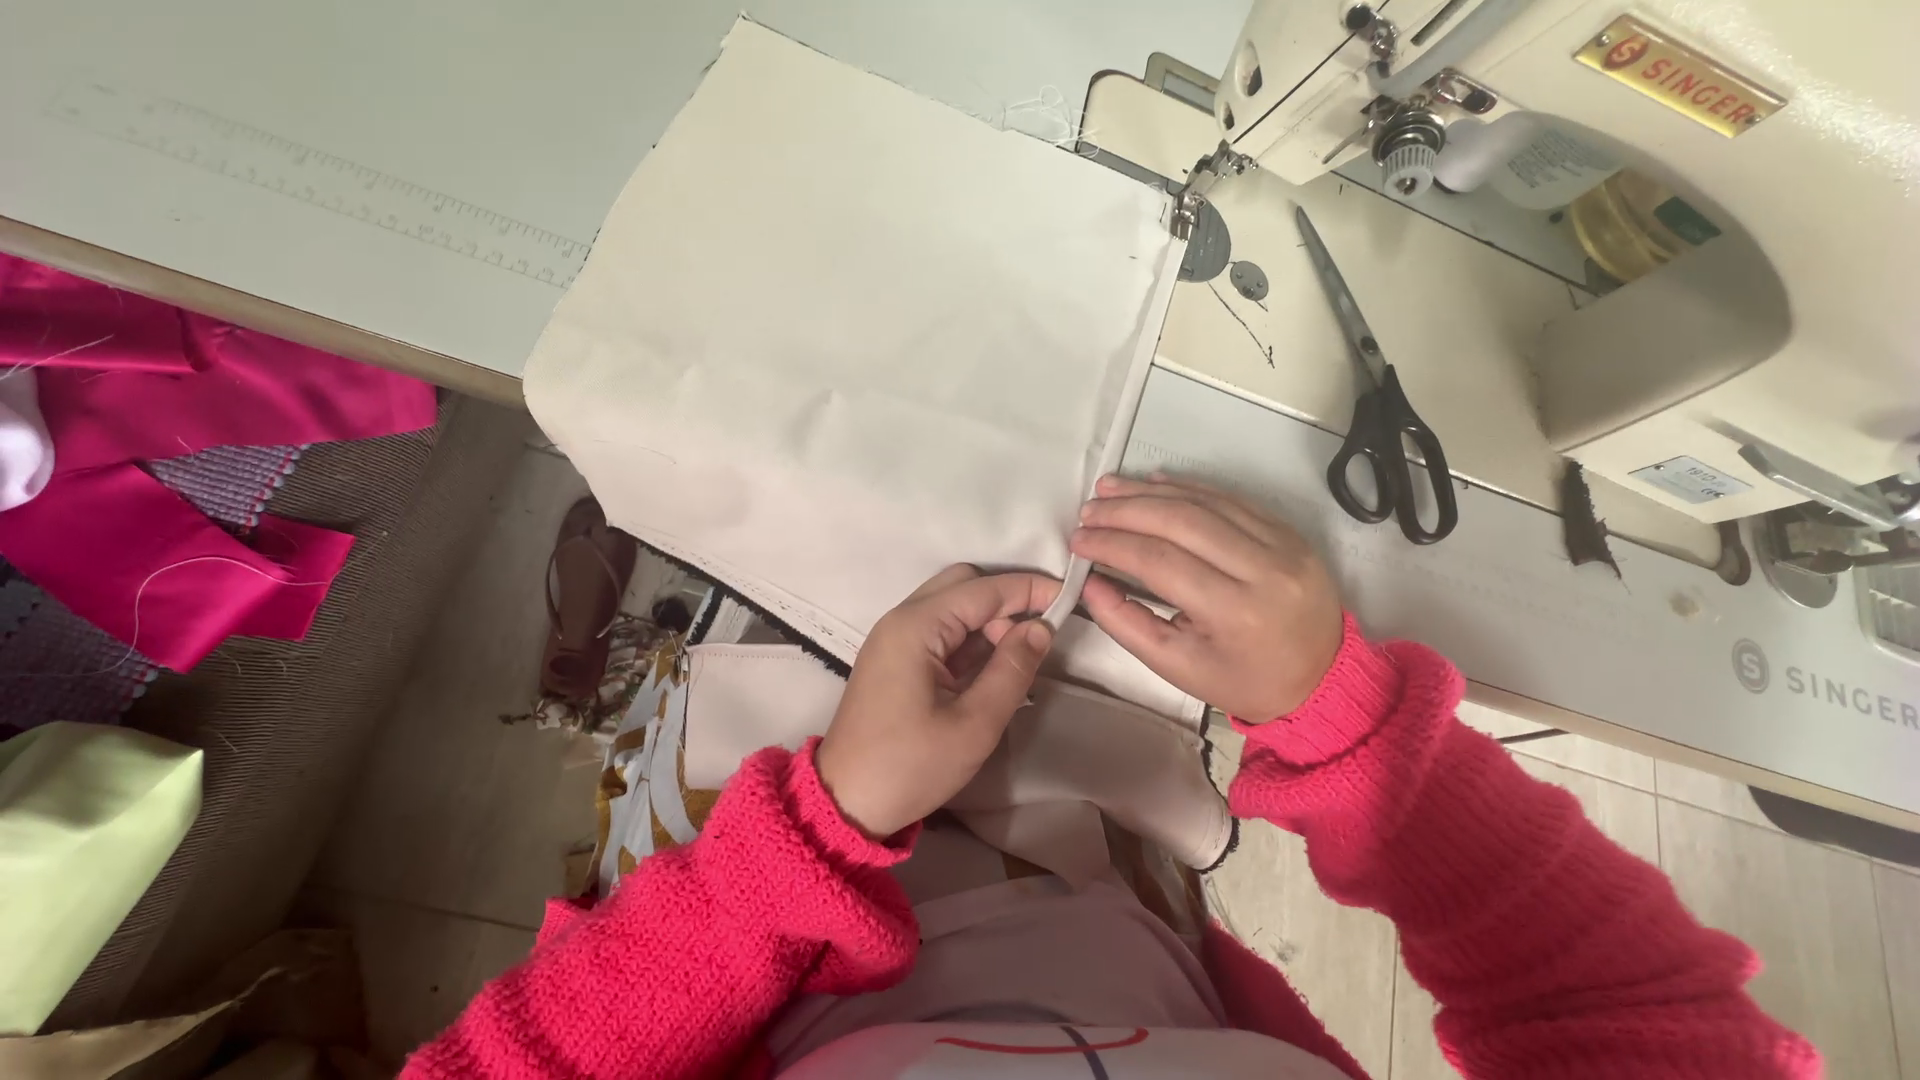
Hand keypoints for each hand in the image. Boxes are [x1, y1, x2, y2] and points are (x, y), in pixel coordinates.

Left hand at [816, 566, 1058, 838]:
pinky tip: (993, 667)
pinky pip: (940, 631)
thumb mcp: (974, 724)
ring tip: (1020, 658)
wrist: (845, 803)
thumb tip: (1043, 627)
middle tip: (1038, 638)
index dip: (1030, 589)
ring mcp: (894, 639)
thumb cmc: (910, 766)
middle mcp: (901, 620)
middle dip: (1007, 601)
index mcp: (916, 627)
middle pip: (963, 584)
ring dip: (989, 621)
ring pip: (951, 606)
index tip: (1072, 600)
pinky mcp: (895, 660)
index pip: (983, 588)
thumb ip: (1012, 669)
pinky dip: (970, 639)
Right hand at [1071, 474, 1342, 720]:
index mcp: (1236, 612)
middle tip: (1088, 510)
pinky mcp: (1288, 531)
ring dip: (1151, 491)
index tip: (1078, 541)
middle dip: (1126, 511)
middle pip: (1181, 522)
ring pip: (1205, 502)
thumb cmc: (1245, 680)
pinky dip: (1188, 487)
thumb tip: (1089, 583)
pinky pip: (1231, 498)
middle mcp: (1263, 569)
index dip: (1112, 544)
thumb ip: (1128, 625)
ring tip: (1109, 488)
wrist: (1323, 678)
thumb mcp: (1180, 668)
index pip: (1160, 561)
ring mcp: (1282, 544)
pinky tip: (1154, 482)